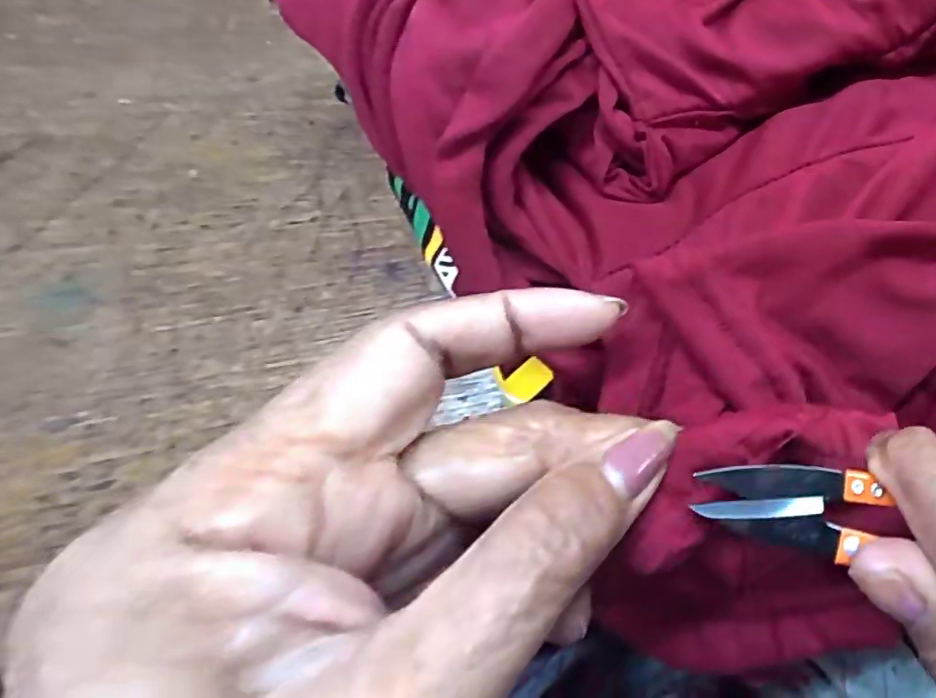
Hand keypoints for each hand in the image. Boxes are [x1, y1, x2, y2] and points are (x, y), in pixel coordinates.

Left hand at [6, 290, 677, 696]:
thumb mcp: (407, 691)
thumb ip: (538, 557)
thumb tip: (654, 446)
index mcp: (233, 513)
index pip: (399, 359)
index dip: (515, 321)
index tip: (614, 319)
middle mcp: (274, 520)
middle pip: (467, 442)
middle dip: (570, 460)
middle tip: (658, 477)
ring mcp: (320, 570)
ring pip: (486, 499)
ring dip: (567, 519)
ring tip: (627, 550)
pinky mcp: (359, 612)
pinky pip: (477, 552)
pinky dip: (540, 566)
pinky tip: (576, 604)